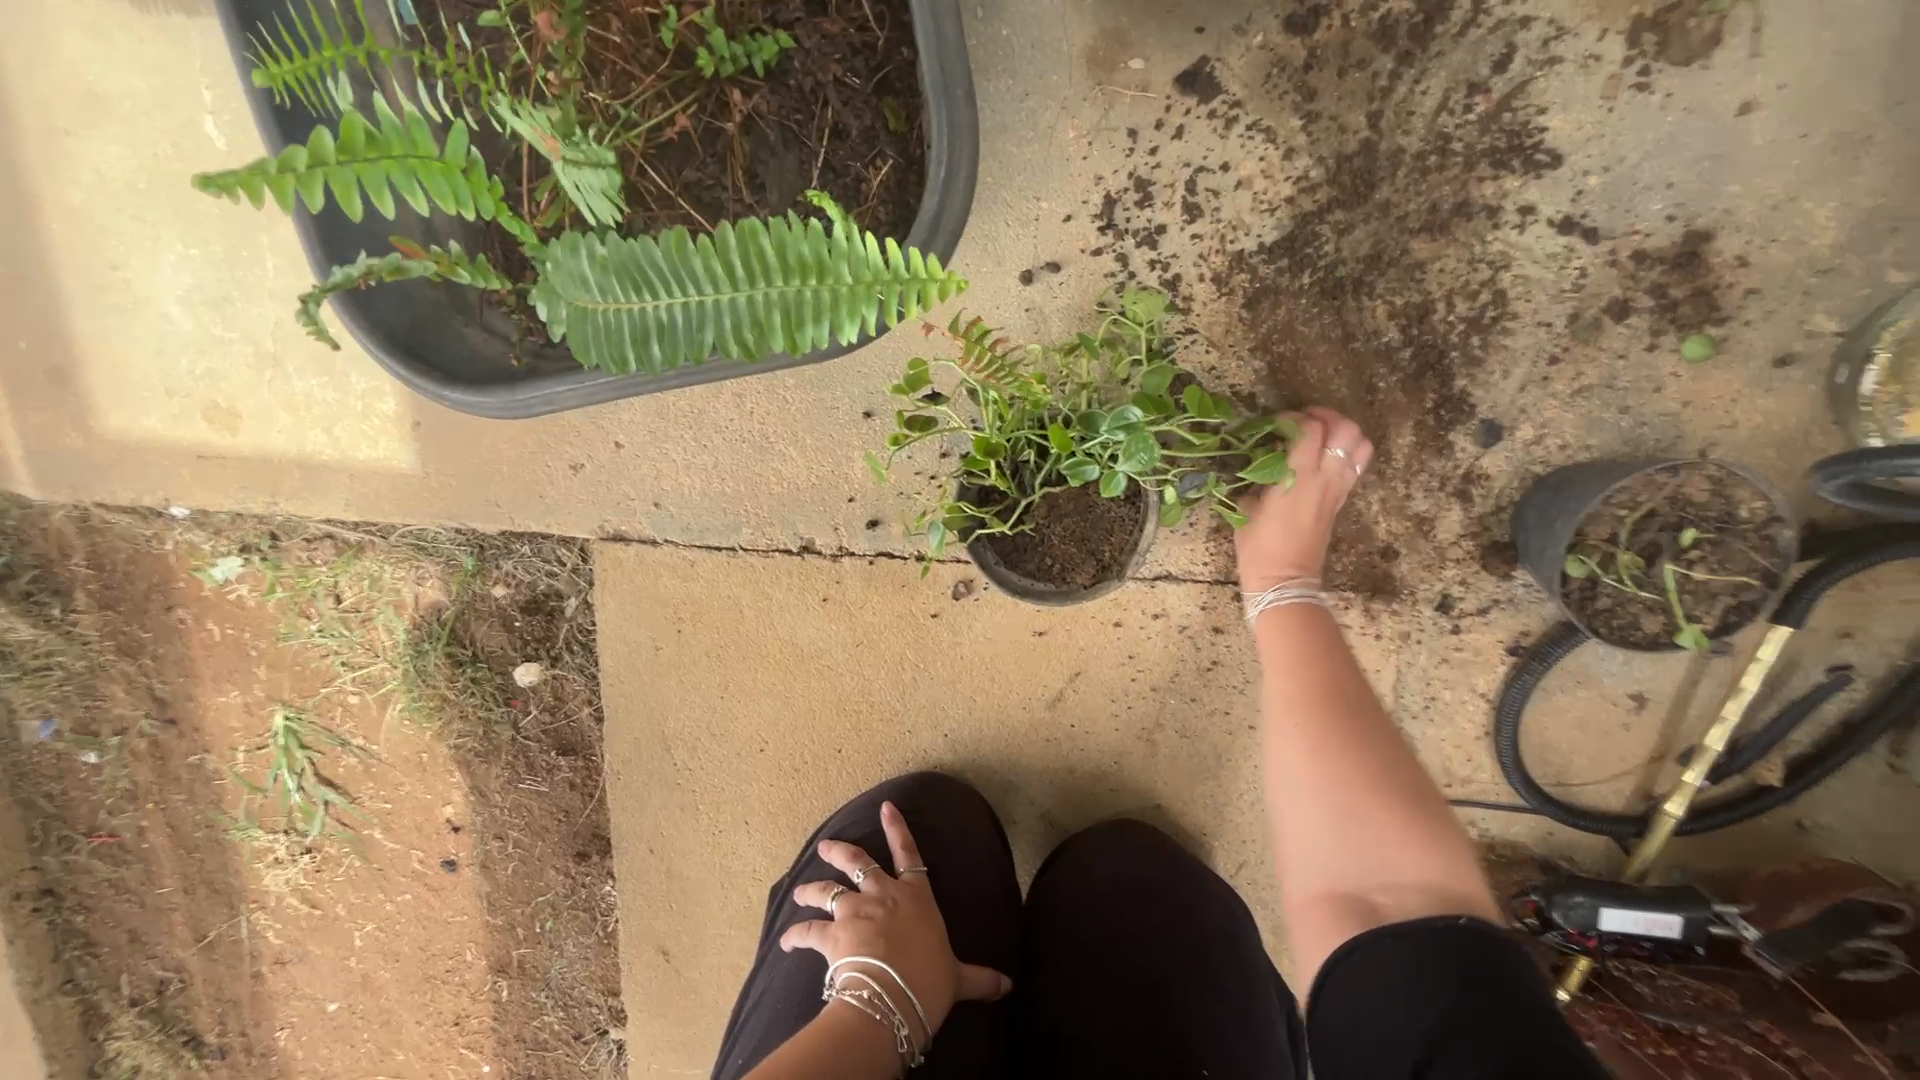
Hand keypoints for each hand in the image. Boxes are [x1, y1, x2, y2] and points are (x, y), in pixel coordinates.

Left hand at [782, 802, 1011, 1048]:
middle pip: (858, 862)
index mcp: (916, 897)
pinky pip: (807, 930)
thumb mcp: (958, 979)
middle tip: (826, 845)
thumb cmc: (929, 981)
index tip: (887, 806)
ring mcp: (854, 910)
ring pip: (827, 890)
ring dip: (811, 889)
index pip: (909, 854)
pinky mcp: (831, 933)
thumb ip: (980, 979)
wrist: (894, 996)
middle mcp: (883, 895)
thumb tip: (1008, 986)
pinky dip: (795, 935)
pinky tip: (787, 941)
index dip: (897, 829)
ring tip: (800, 890)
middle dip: (840, 850)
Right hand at [1234, 406, 1373, 590]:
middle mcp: (1325, 479)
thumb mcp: (1246, 509)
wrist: (1284, 581)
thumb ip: (1256, 481)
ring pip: (1360, 444)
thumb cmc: (1259, 548)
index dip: (1294, 417)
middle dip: (1326, 416)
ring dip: (1343, 432)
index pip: (1309, 430)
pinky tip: (1326, 456)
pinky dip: (1347, 452)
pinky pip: (1356, 466)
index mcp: (1298, 478)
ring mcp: (1338, 489)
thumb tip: (1258, 467)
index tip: (1277, 422)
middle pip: (1345, 429)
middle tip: (1305, 419)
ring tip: (1322, 433)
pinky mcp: (1341, 501)